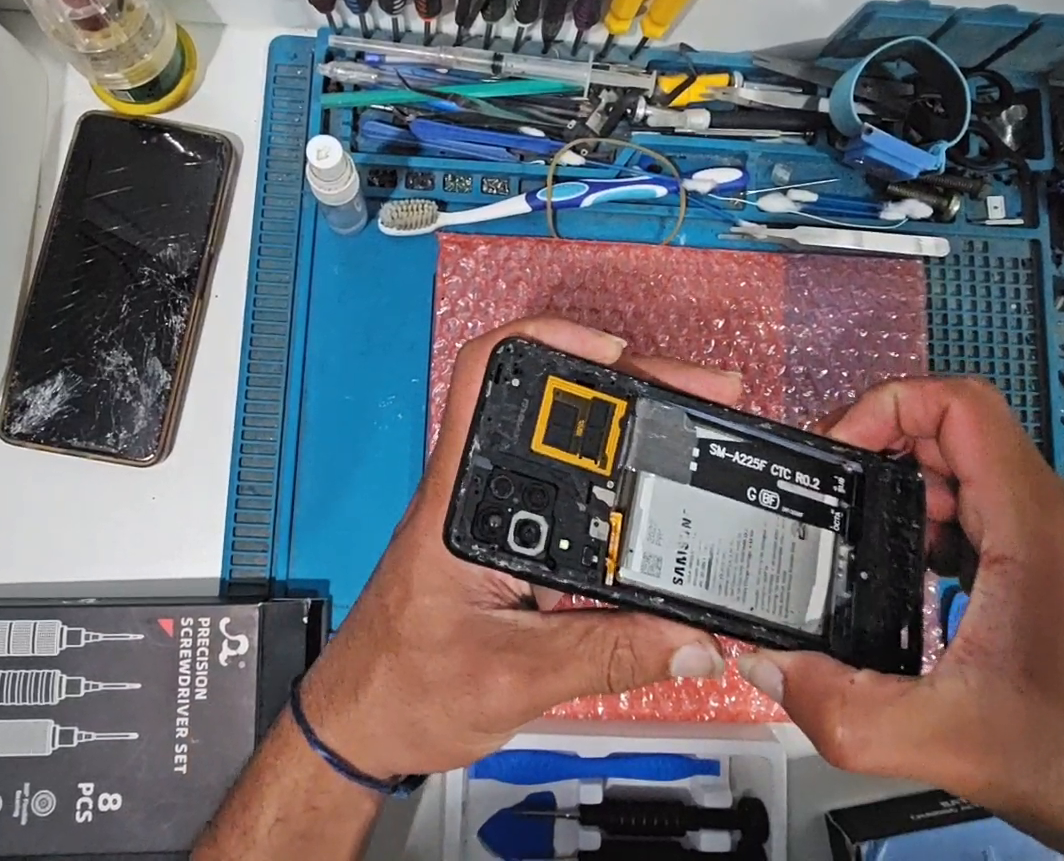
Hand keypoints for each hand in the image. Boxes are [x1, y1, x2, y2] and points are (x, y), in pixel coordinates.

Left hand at [297, 317, 742, 779]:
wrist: (365, 722)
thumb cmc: (403, 687)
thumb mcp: (514, 675)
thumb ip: (609, 655)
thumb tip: (692, 638)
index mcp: (460, 498)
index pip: (486, 377)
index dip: (547, 342)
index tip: (613, 352)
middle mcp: (477, 491)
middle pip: (550, 406)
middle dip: (629, 387)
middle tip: (697, 393)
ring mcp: (496, 514)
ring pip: (568, 451)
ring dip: (629, 433)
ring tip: (693, 429)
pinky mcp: (511, 541)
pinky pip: (573, 499)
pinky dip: (619, 486)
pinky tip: (659, 491)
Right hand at [735, 377, 1063, 860]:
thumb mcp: (956, 743)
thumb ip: (847, 710)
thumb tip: (773, 667)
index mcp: (1033, 528)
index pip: (958, 405)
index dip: (883, 407)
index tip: (837, 447)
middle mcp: (1050, 522)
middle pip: (950, 431)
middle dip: (875, 447)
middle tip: (829, 487)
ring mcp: (1054, 546)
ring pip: (965, 472)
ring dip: (899, 486)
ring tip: (854, 527)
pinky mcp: (1050, 574)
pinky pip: (978, 514)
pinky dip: (926, 522)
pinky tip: (901, 572)